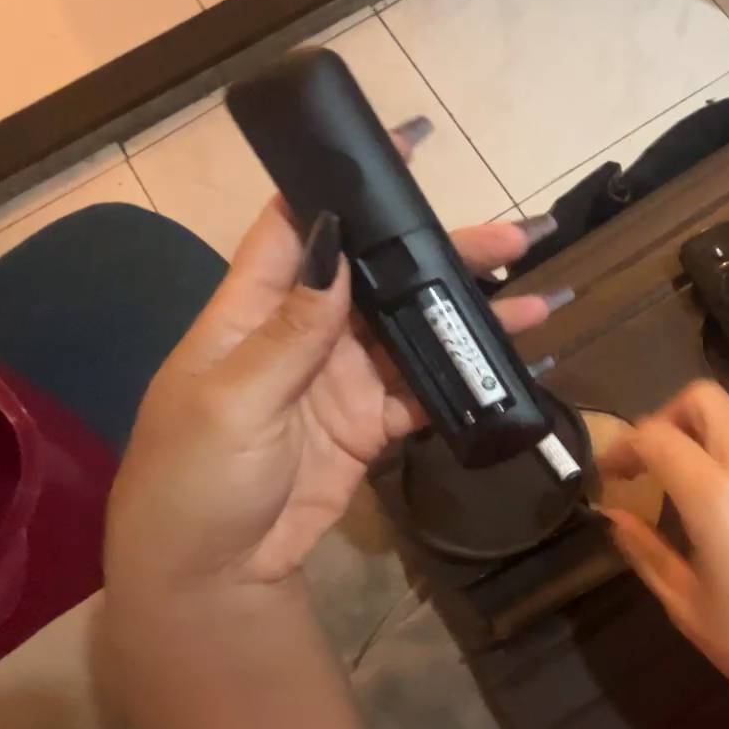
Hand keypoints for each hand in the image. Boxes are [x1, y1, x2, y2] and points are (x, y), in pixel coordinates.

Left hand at [106, 139, 556, 593]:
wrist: (218, 567)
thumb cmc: (196, 477)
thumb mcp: (230, 400)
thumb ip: (289, 332)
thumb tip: (337, 253)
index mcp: (253, 311)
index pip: (298, 231)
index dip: (345, 193)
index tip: (400, 160)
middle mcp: (308, 335)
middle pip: (382, 282)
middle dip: (443, 259)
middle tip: (511, 243)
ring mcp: (347, 382)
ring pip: (416, 338)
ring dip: (469, 321)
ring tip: (532, 306)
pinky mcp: (374, 425)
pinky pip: (428, 396)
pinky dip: (466, 384)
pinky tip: (506, 370)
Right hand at [598, 382, 728, 709]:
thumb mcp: (686, 604)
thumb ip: (645, 550)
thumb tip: (615, 516)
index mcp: (715, 496)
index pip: (657, 436)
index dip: (623, 446)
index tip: (612, 474)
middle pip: (707, 398)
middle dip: (669, 417)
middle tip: (655, 460)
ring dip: (720, 419)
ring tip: (703, 462)